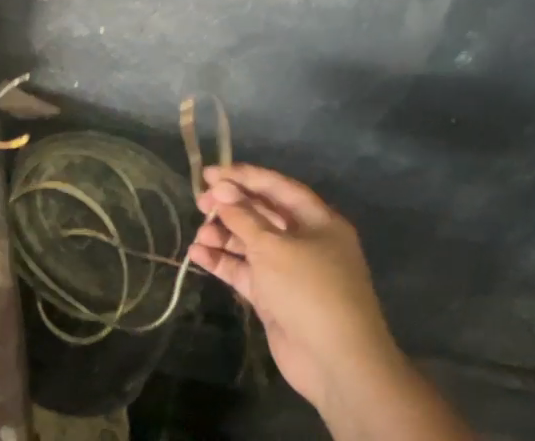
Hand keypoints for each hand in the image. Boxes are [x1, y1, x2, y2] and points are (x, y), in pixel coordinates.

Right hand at [187, 164, 399, 413]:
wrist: (336, 362)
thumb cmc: (309, 290)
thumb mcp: (272, 246)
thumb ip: (243, 215)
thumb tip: (223, 190)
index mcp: (318, 222)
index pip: (277, 188)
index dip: (243, 177)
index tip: (208, 174)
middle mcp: (305, 241)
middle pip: (261, 213)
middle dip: (229, 207)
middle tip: (201, 204)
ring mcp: (289, 270)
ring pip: (249, 242)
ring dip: (222, 236)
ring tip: (200, 238)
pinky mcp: (273, 295)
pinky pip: (243, 269)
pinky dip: (222, 260)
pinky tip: (198, 255)